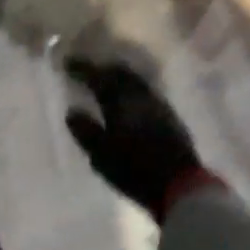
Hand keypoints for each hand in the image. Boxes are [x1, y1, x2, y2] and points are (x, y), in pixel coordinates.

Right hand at [65, 58, 210, 219]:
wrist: (182, 186)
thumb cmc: (135, 170)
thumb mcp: (101, 156)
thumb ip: (85, 131)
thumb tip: (72, 112)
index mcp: (120, 101)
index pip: (97, 77)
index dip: (81, 68)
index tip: (67, 63)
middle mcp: (140, 96)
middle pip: (120, 72)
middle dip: (103, 69)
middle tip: (89, 71)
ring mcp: (159, 105)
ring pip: (136, 81)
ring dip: (120, 78)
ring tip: (108, 84)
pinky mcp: (171, 118)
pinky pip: (147, 93)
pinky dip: (133, 90)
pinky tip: (130, 102)